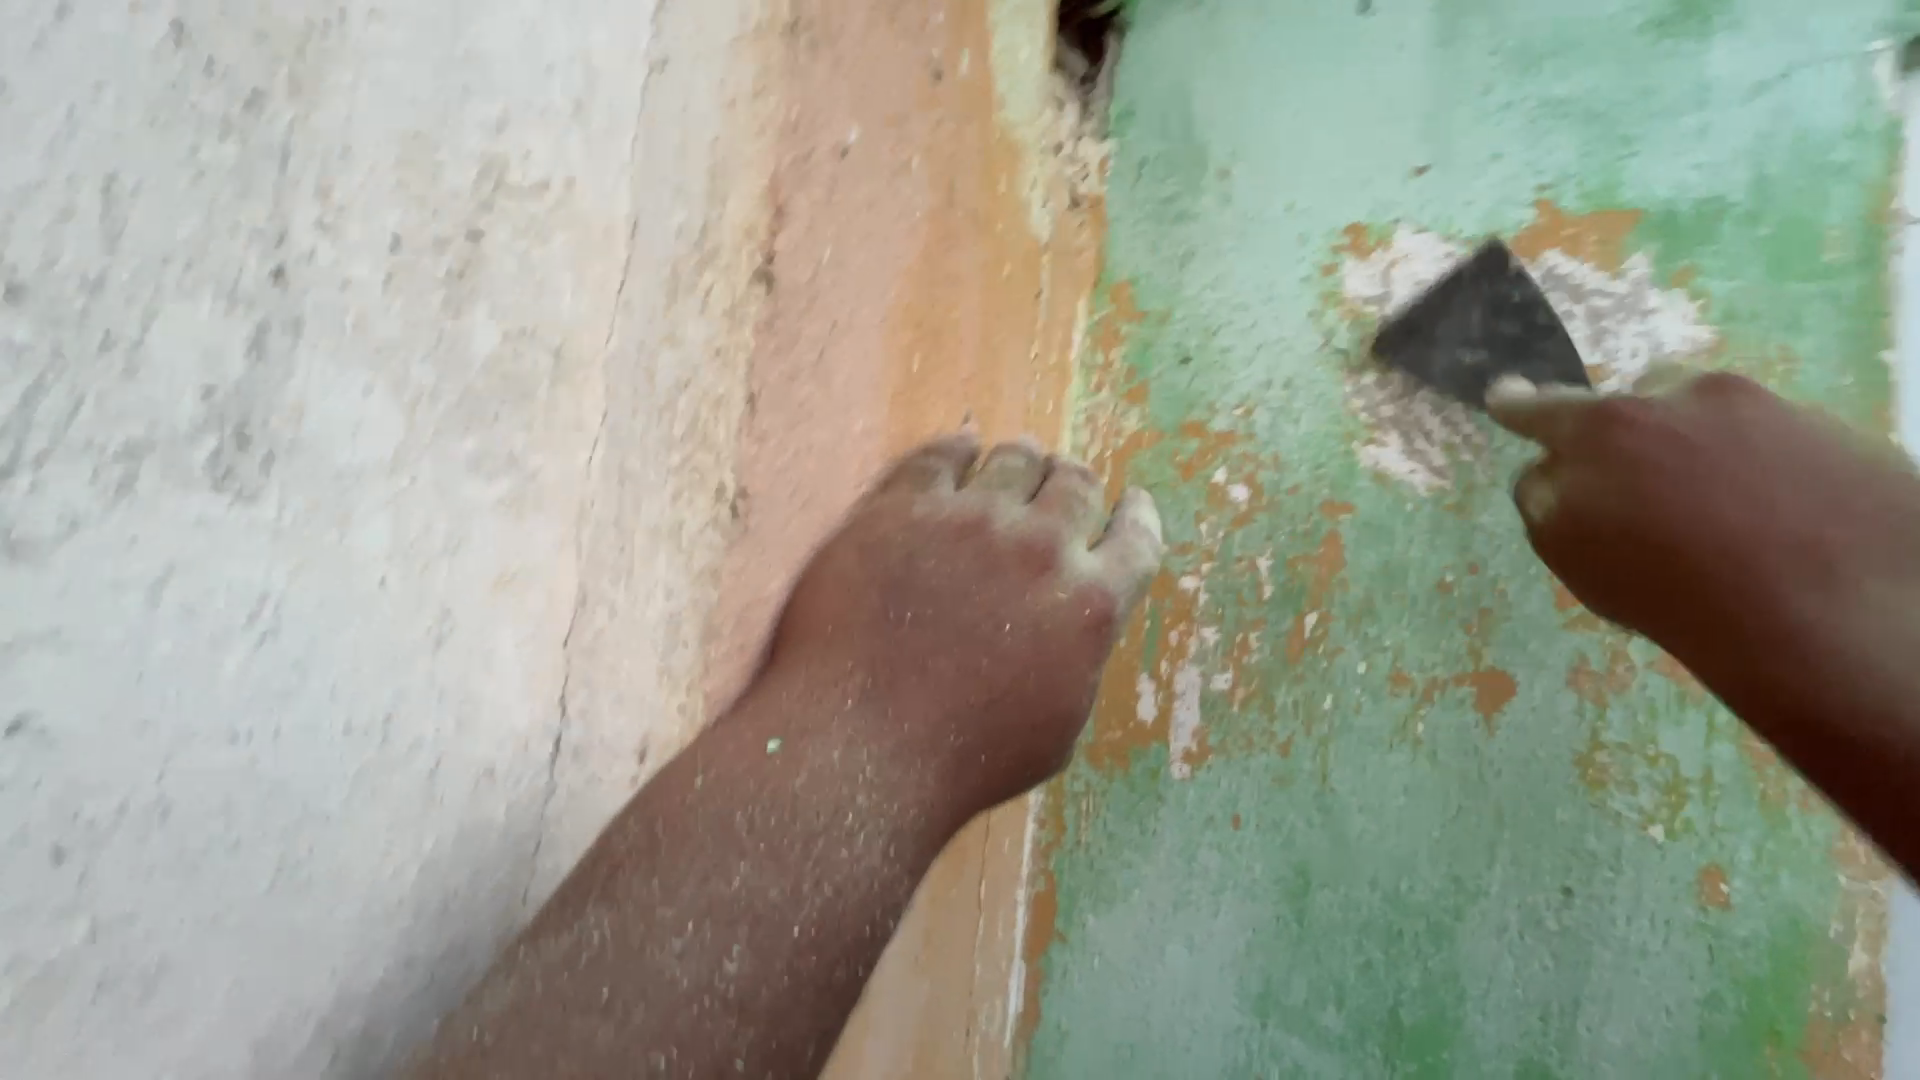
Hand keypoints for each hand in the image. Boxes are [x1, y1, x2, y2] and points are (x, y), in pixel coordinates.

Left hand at [757, 434, 1162, 816]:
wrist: (862, 743)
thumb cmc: (964, 757)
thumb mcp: (1058, 727)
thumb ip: (1079, 657)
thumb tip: (1078, 621)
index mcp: (1092, 604)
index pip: (1136, 537)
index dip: (1137, 515)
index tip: (1131, 504)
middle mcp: (1042, 547)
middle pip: (1076, 483)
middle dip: (1073, 483)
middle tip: (1058, 486)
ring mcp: (972, 520)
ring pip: (1015, 457)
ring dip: (1023, 460)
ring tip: (1012, 463)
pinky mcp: (905, 508)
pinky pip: (941, 454)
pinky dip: (959, 445)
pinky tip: (962, 445)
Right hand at [1486, 370, 1919, 670]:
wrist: (1829, 612)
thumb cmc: (1665, 583)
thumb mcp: (1567, 548)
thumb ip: (1543, 496)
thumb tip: (1549, 470)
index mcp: (1603, 426)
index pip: (1543, 410)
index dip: (1519, 407)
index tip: (1505, 395)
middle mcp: (1683, 398)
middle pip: (1633, 403)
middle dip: (1623, 432)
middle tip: (1636, 485)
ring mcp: (1771, 408)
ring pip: (1708, 415)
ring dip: (1694, 444)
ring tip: (1711, 505)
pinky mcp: (1840, 432)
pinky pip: (1778, 440)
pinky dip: (1761, 468)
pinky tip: (1771, 518)